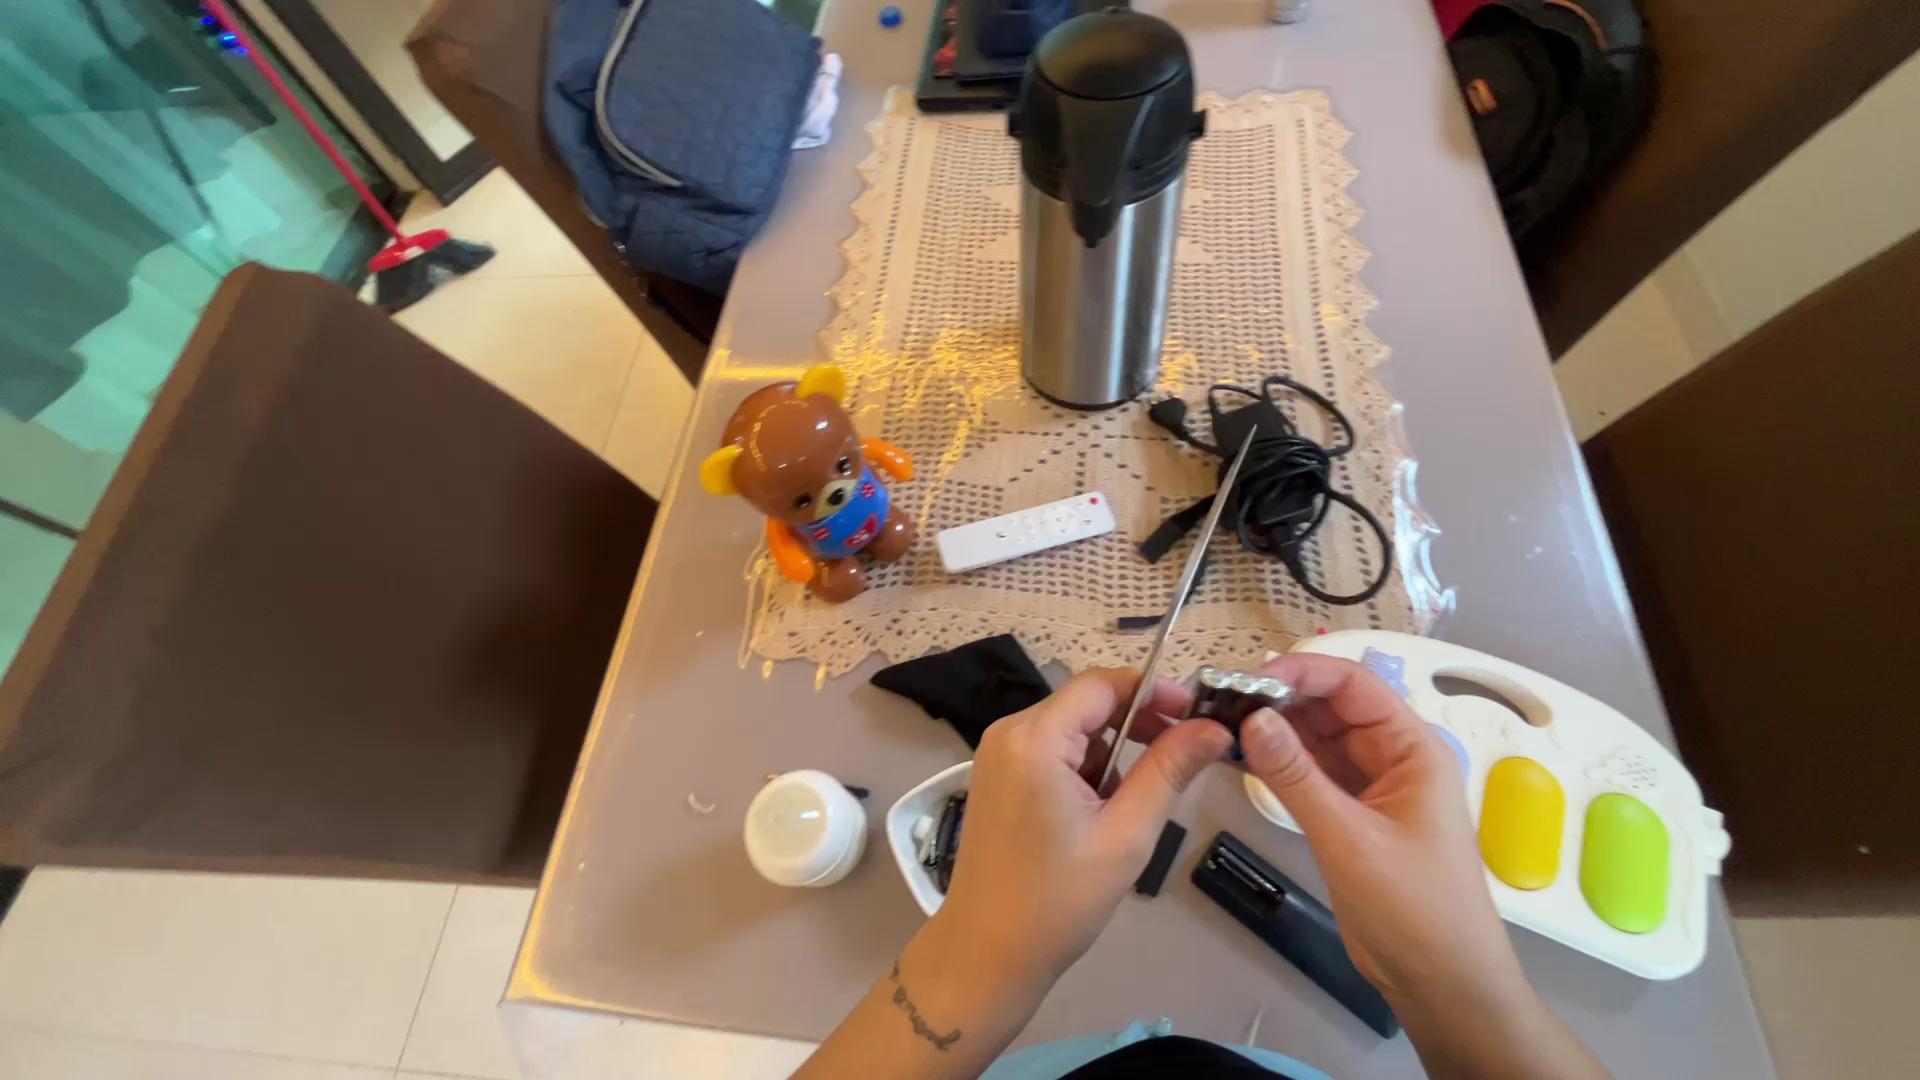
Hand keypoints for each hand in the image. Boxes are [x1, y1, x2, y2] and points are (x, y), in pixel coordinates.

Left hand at [934, 669, 1234, 985]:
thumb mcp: (1126, 834)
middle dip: (1136, 720)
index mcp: (1034, 739)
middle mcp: (1008, 732)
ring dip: (1112, 746)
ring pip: (1070, 725)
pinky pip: (1051, 746)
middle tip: (1183, 751)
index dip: (1151, 689)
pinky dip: (1084, 762)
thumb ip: (1169, 771)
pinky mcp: (997, 772)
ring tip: (1140, 792)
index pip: (1099, 685)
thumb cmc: (1059, 900)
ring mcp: (997, 752)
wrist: (988, 951)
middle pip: (1084, 702)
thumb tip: (1213, 728)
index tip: (1195, 711)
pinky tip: (1102, 803)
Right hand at [1238, 652, 1515, 1002]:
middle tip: (1220, 701)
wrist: (1442, 987)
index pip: (1352, 684)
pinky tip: (1235, 754)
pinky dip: (1272, 760)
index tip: (1247, 678)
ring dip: (1270, 727)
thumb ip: (1295, 775)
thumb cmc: (1413, 908)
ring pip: (1312, 736)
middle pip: (1327, 706)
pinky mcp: (1345, 810)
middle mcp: (1389, 756)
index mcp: (1411, 748)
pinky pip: (1305, 769)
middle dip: (1277, 697)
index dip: (1301, 671)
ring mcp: (1366, 783)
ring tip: (1218, 722)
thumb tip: (1250, 718)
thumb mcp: (1349, 838)